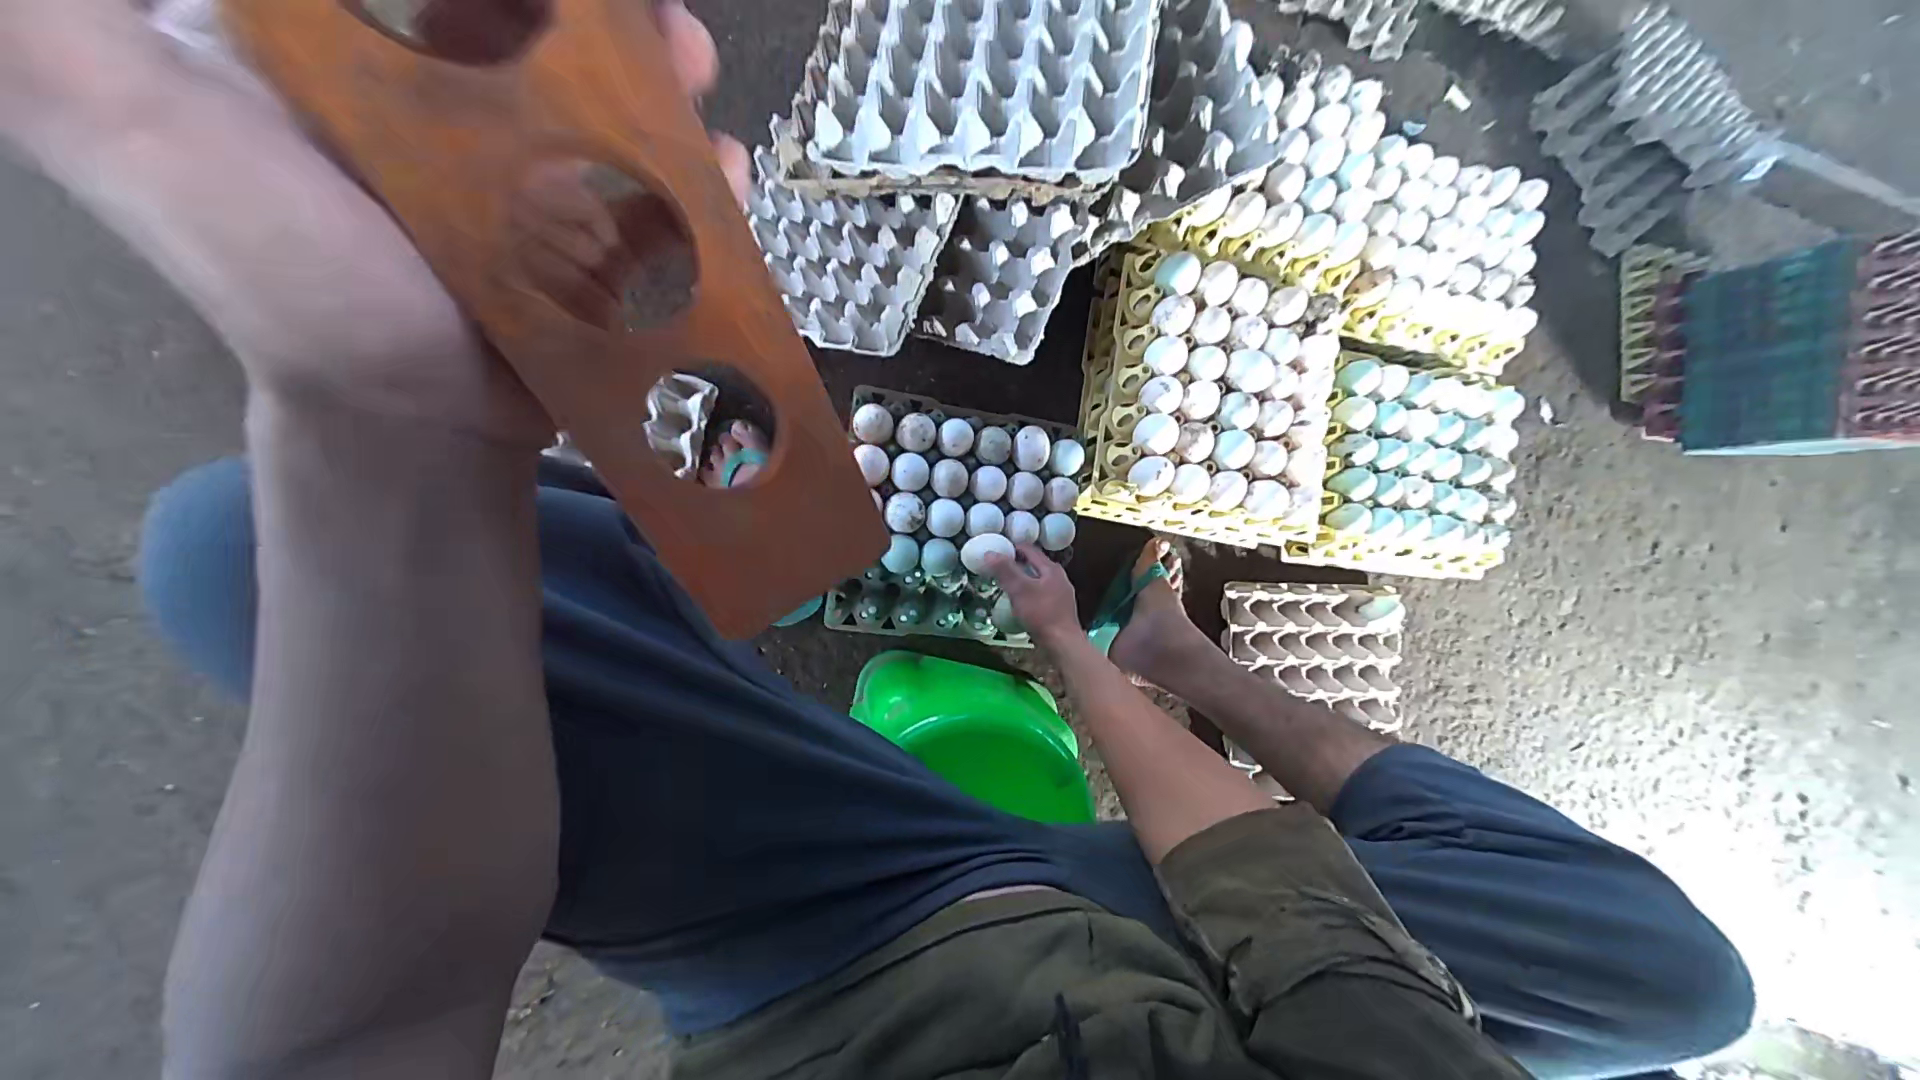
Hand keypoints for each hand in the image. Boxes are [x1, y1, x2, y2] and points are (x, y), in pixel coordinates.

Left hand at [0, 0, 749, 446]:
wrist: (415, 418)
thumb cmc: (290, 282)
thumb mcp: (118, 116)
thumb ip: (65, 15)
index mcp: (373, 68)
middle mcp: (471, 121)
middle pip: (559, 43)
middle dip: (616, 18)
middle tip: (661, 18)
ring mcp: (552, 194)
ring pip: (624, 118)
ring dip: (671, 89)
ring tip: (698, 74)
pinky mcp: (606, 258)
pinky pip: (665, 208)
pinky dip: (706, 187)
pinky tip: (725, 172)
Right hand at [982, 544, 1082, 648]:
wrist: (1062, 644)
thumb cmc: (1041, 614)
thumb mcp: (1019, 589)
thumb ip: (1005, 570)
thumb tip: (990, 552)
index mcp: (1051, 569)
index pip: (1030, 549)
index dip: (1012, 548)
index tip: (996, 551)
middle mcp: (1059, 578)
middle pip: (1034, 564)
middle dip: (1016, 564)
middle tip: (998, 568)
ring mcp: (1061, 594)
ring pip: (1038, 580)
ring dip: (1022, 580)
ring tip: (1006, 585)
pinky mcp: (1059, 609)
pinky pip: (1041, 594)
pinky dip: (1029, 594)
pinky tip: (1020, 603)